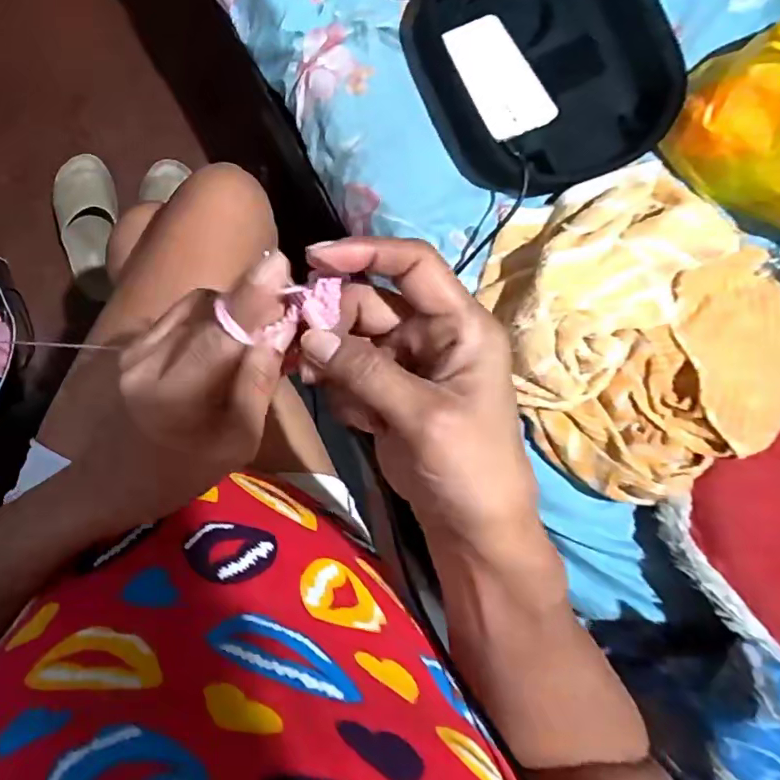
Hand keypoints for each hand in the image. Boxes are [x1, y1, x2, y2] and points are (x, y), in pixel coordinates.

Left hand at [77, 252, 293, 527]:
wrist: (105, 480)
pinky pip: (174, 316)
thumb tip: (280, 330)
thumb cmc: (178, 475)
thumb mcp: (235, 444)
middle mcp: (148, 360)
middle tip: (277, 315)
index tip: (277, 262)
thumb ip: (256, 383)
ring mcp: (132, 348)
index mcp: (177, 395)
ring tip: (245, 333)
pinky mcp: (126, 344)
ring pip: (189, 305)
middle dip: (246, 301)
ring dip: (224, 308)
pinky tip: (212, 341)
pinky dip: (202, 318)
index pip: (218, 333)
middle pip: (206, 307)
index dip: (249, 296)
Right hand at [296, 238, 542, 556]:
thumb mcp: (421, 415)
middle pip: (364, 301)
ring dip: (329, 359)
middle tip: (307, 356)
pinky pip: (343, 367)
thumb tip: (308, 333)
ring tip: (325, 392)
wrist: (471, 527)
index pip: (413, 264)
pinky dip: (336, 386)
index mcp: (459, 325)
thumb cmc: (469, 466)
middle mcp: (429, 333)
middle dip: (331, 322)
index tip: (313, 258)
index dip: (365, 252)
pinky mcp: (382, 387)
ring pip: (347, 335)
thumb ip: (364, 370)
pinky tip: (356, 419)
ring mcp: (403, 361)